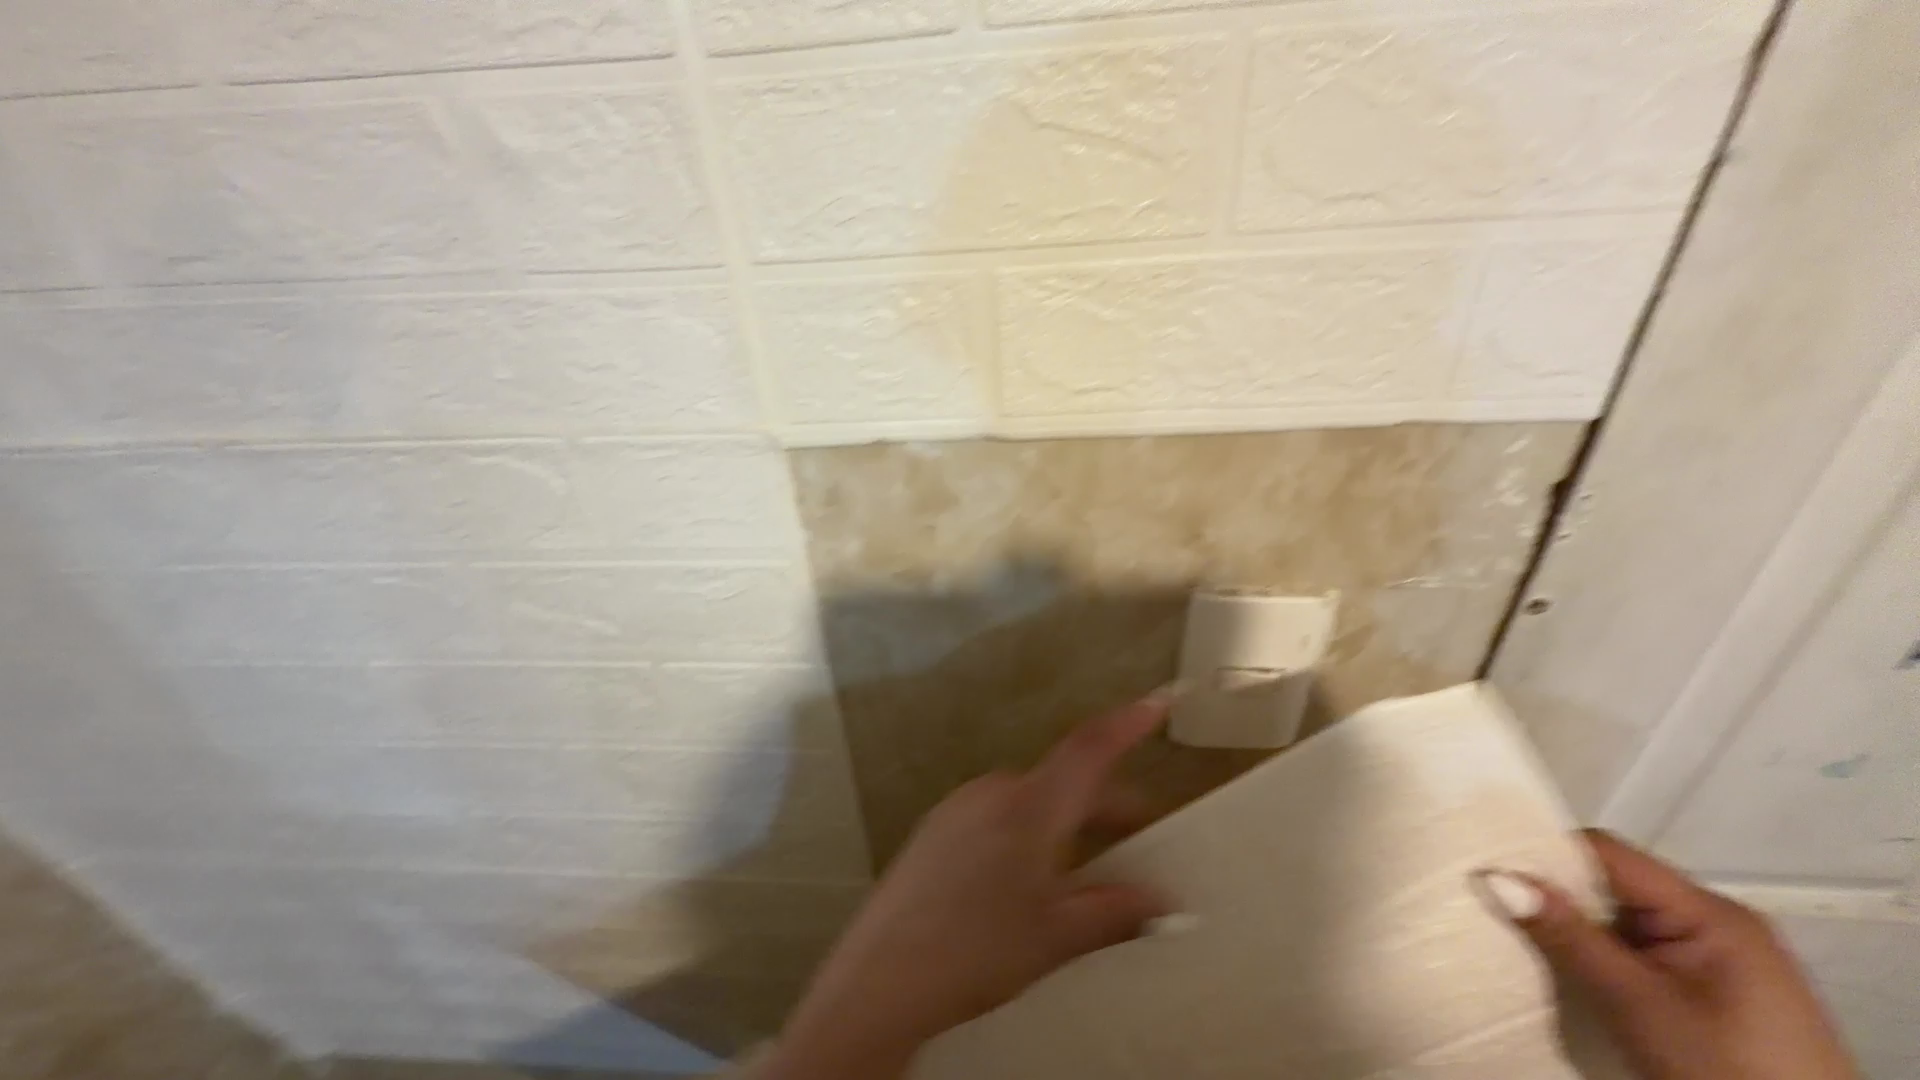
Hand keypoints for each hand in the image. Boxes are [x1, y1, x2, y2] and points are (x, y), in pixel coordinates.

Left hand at [762, 693, 1173, 1079]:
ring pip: (1027, 801)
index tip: (1158, 701)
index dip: (1126, 725)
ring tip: (1078, 871)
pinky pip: (994, 816)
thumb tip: (1167, 905)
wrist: (882, 977)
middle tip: (1134, 839)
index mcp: (1030, 806)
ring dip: (1062, 822)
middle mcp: (992, 792)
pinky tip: (1021, 880)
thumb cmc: (980, 949)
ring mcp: (957, 808)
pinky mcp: (934, 830)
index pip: (1089, 751)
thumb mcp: (1058, 935)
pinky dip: (1025, 832)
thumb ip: (1117, 912)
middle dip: (1103, 806)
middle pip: (1061, 782)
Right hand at [1478, 830, 1858, 1079]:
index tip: (1490, 870)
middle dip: (1557, 896)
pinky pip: (1643, 951)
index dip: (1545, 853)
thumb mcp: (1636, 1004)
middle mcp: (1719, 921)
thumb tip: (1495, 876)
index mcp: (1711, 911)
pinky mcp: (1719, 991)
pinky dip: (1604, 957)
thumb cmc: (1724, 1071)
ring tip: (1529, 942)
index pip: (1607, 853)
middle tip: (1499, 910)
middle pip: (1614, 884)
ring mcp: (1722, 958)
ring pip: (1624, 920)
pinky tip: (1577, 974)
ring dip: (1578, 931)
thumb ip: (1568, 937)